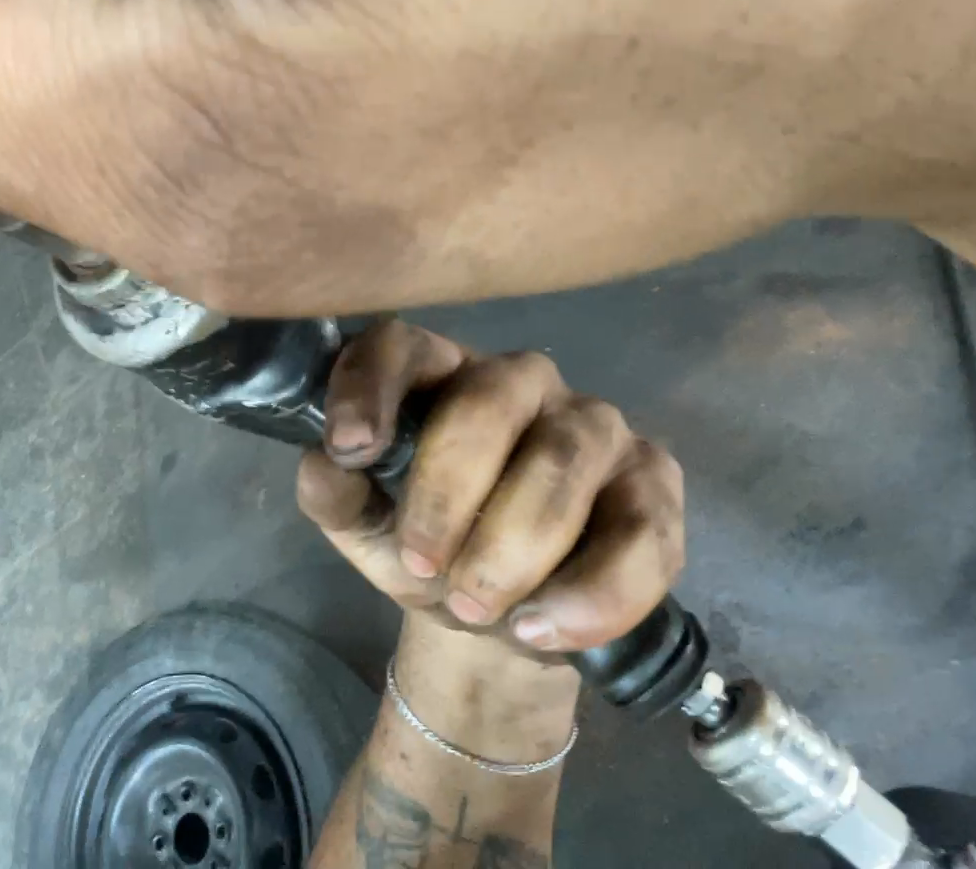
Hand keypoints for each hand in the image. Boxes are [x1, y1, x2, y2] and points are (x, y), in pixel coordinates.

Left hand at [296, 322, 683, 652]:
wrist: (500, 616)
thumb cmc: (425, 548)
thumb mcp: (366, 530)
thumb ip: (335, 496)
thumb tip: (322, 465)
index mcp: (437, 376)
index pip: (400, 345)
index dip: (371, 386)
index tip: (349, 448)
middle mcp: (518, 382)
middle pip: (488, 401)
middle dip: (448, 492)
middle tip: (422, 565)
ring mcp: (591, 424)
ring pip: (562, 458)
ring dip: (513, 545)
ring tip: (472, 607)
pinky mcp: (652, 482)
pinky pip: (642, 529)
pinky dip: (593, 592)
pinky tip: (540, 630)